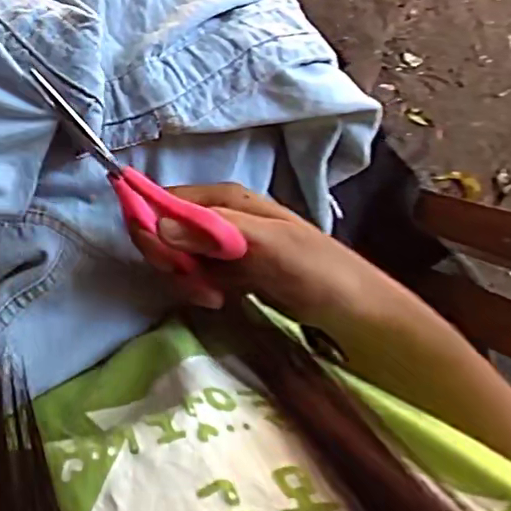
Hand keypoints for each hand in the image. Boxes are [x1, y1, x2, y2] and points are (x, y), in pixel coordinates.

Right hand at [131, 184, 471, 375]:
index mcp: (225, 198)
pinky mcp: (227, 269)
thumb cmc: (318, 270)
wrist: (359, 312)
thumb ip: (215, 231)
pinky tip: (218, 300)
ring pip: (175, 254)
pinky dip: (196, 288)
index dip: (151, 226)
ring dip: (184, 278)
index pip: (164, 201)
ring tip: (213, 297)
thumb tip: (158, 224)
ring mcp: (221, 243)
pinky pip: (193, 274)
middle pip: (164, 228)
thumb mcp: (270, 246)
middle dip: (169, 258)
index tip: (165, 262)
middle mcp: (217, 214)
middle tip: (195, 285)